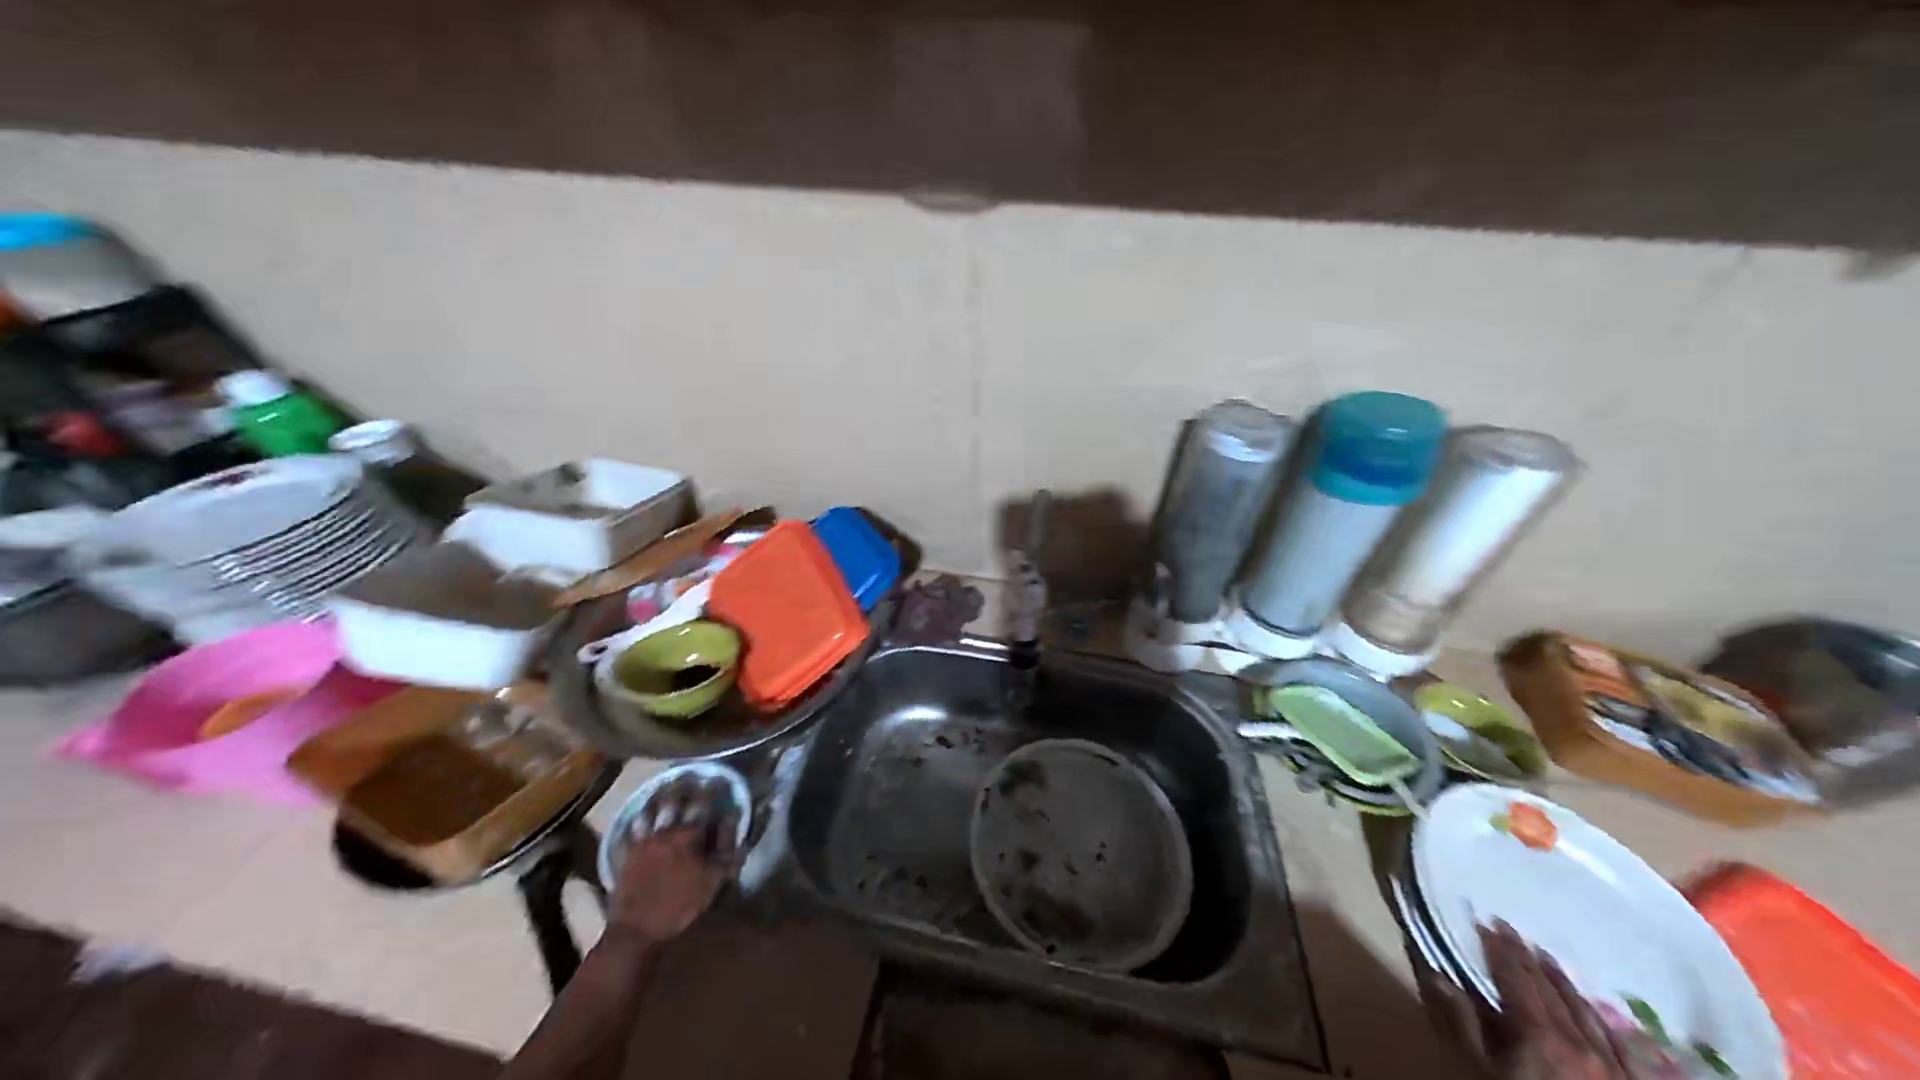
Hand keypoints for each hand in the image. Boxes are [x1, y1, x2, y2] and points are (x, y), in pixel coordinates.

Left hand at [609, 776, 739, 943]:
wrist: (636, 931)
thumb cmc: (680, 906)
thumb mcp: (713, 883)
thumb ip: (728, 853)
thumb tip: (736, 831)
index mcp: (688, 836)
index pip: (704, 805)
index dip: (712, 790)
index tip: (719, 779)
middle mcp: (665, 831)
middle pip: (675, 801)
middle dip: (685, 787)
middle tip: (691, 775)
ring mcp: (643, 841)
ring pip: (651, 810)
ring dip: (660, 796)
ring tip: (665, 786)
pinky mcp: (626, 854)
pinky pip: (630, 829)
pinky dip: (636, 818)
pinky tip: (639, 814)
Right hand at [1480, 922, 1682, 1079]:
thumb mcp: (1477, 1071)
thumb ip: (1461, 1022)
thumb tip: (1436, 973)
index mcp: (1538, 1032)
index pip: (1515, 976)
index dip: (1499, 947)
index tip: (1484, 922)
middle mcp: (1578, 1039)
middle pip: (1549, 988)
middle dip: (1526, 956)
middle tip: (1508, 929)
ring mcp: (1612, 1063)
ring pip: (1585, 1009)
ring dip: (1561, 979)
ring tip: (1544, 956)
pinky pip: (1617, 1041)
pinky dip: (1597, 1015)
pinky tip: (1590, 1006)